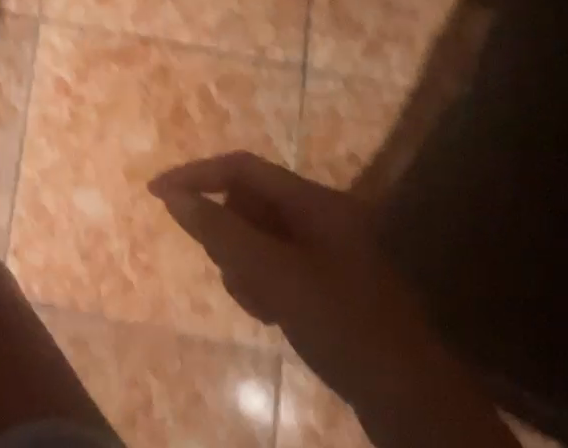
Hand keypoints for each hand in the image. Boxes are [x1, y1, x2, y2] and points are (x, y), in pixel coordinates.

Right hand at [150, 152, 518, 447]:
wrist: (412, 400)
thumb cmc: (341, 323)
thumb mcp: (271, 274)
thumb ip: (218, 230)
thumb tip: (174, 196)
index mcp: (317, 202)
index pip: (241, 168)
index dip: (194, 175)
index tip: (156, 195)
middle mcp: (324, 217)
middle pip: (247, 204)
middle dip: (226, 234)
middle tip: (224, 268)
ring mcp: (329, 251)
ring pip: (257, 238)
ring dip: (242, 264)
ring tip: (255, 301)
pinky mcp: (329, 283)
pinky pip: (275, 264)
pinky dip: (260, 282)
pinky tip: (269, 313)